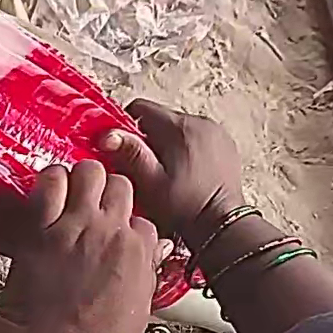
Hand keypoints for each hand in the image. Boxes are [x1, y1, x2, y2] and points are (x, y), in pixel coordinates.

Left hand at [0, 160, 161, 332]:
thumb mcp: (139, 311)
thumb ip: (147, 273)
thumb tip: (152, 252)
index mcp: (140, 252)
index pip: (144, 220)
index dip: (129, 225)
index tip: (116, 233)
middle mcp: (111, 231)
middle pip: (120, 185)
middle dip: (110, 192)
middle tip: (95, 205)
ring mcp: (75, 224)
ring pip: (89, 172)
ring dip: (82, 178)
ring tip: (73, 192)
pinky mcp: (40, 226)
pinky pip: (49, 182)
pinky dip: (50, 179)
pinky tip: (49, 189)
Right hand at [97, 98, 243, 244]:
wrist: (222, 224)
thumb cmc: (184, 206)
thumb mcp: (150, 182)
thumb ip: (130, 153)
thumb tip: (107, 133)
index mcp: (180, 128)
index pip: (140, 108)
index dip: (124, 126)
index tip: (121, 148)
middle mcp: (201, 122)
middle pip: (159, 118)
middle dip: (145, 138)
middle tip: (141, 166)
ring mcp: (215, 132)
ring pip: (176, 128)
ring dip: (164, 144)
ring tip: (163, 172)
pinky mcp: (224, 144)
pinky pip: (195, 137)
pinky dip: (183, 149)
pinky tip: (182, 172)